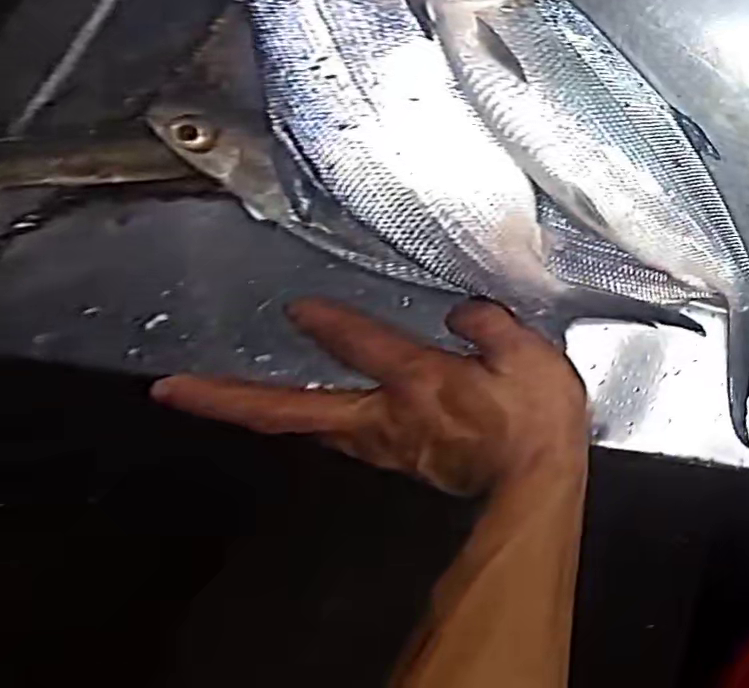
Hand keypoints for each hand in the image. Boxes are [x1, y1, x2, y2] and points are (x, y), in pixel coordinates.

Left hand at [151, 298, 588, 495]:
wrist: (536, 478)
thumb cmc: (536, 416)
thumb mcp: (529, 355)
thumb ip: (491, 326)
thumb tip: (462, 312)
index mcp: (421, 382)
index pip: (363, 346)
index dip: (330, 324)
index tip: (300, 308)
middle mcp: (389, 415)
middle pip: (294, 409)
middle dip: (231, 398)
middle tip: (173, 389)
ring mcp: (391, 445)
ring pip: (314, 429)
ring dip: (272, 414)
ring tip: (242, 402)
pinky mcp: (406, 462)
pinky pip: (347, 442)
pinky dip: (321, 428)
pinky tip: (330, 424)